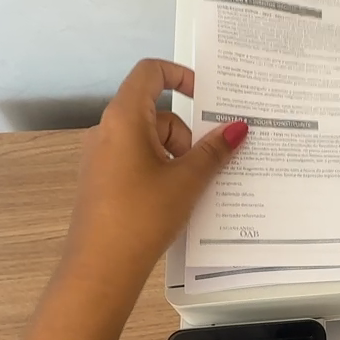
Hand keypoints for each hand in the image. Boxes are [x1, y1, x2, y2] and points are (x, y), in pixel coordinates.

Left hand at [65, 58, 246, 286]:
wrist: (100, 266)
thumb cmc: (143, 214)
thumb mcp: (188, 180)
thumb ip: (215, 149)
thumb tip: (239, 127)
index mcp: (124, 118)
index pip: (150, 72)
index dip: (181, 75)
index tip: (207, 97)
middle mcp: (107, 129)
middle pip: (156, 112)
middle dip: (186, 133)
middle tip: (206, 164)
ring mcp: (101, 156)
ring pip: (149, 139)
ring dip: (175, 155)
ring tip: (191, 189)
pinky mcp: (101, 179)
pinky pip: (137, 160)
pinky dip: (160, 170)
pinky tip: (174, 200)